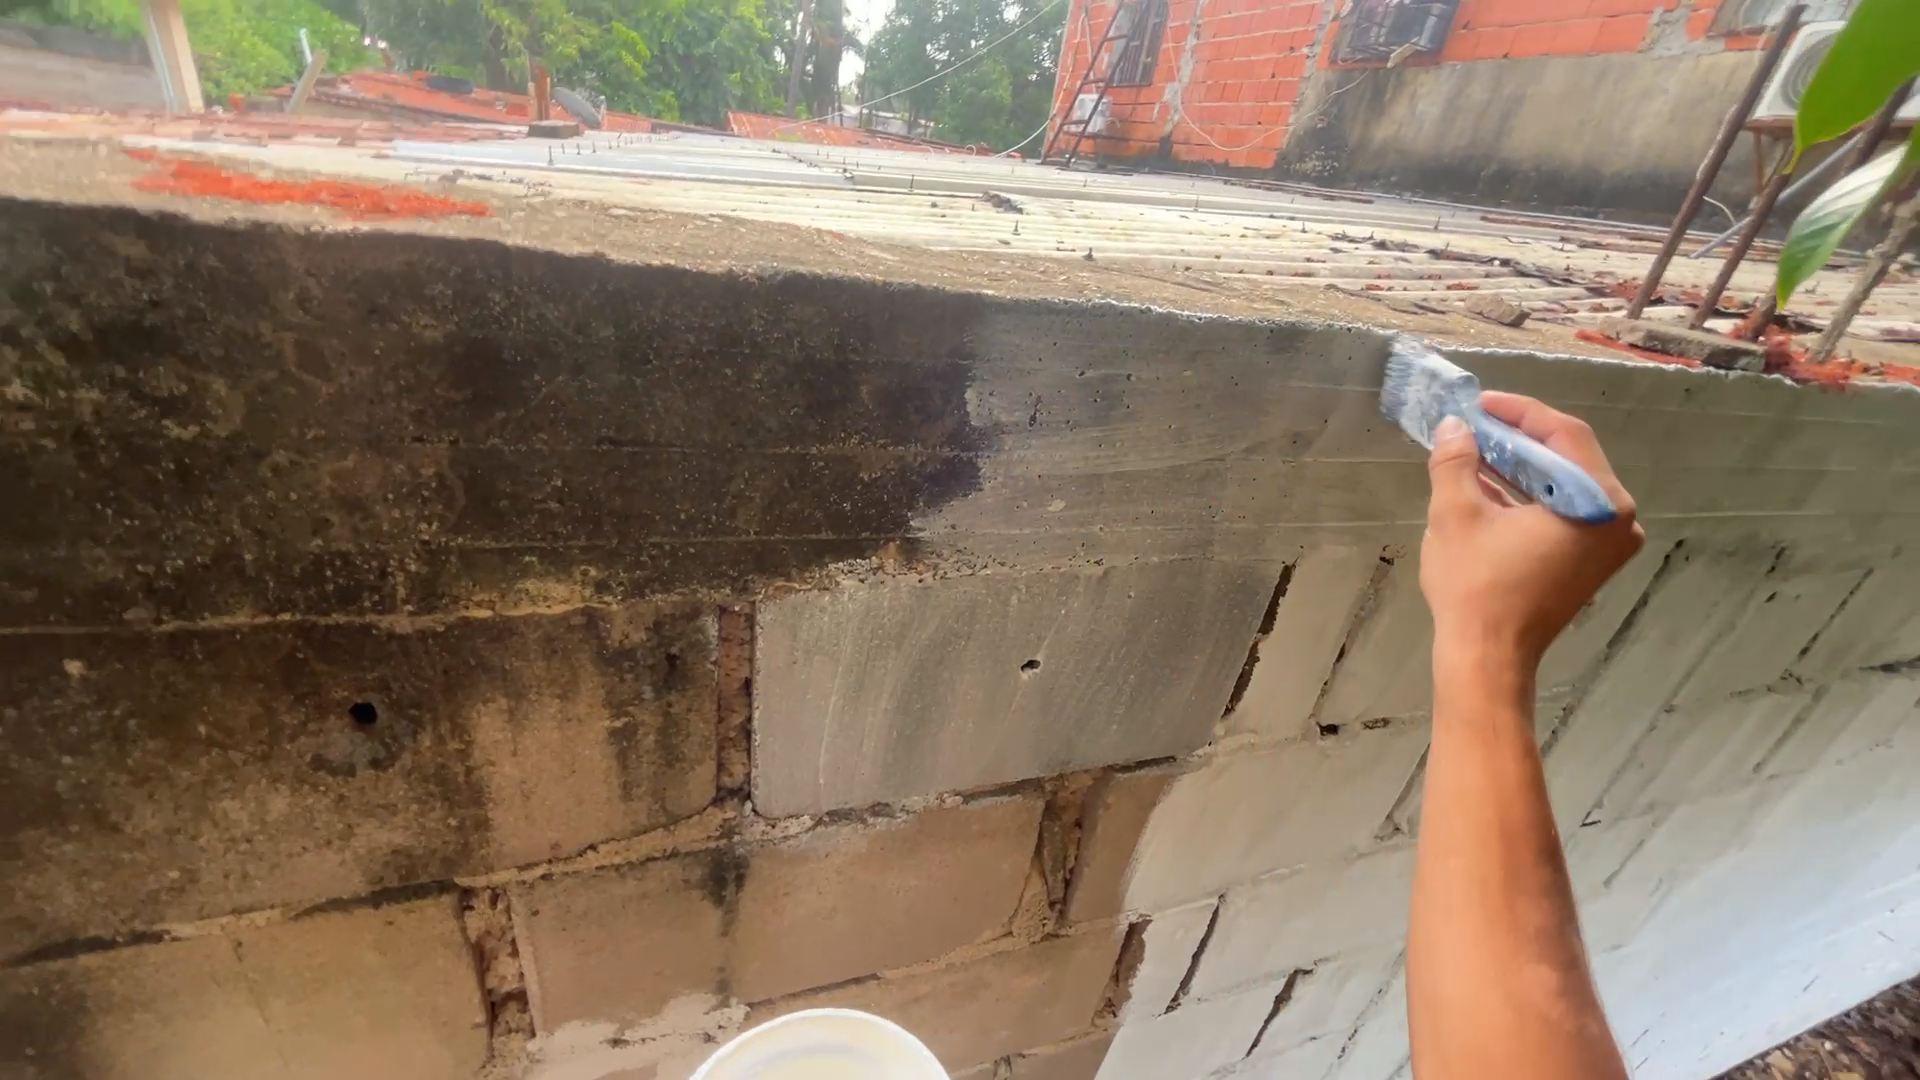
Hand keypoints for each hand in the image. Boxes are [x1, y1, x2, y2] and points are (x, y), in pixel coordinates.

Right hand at [1420, 391, 1644, 667]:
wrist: (1487, 653)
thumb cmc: (1474, 584)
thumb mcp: (1456, 515)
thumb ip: (1456, 463)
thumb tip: (1454, 427)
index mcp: (1598, 503)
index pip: (1564, 436)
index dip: (1519, 412)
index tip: (1478, 403)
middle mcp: (1619, 518)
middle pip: (1568, 458)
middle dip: (1518, 438)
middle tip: (1474, 425)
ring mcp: (1609, 542)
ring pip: (1564, 484)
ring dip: (1520, 466)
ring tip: (1475, 452)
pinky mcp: (1590, 560)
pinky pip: (1563, 510)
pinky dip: (1528, 494)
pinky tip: (1490, 487)